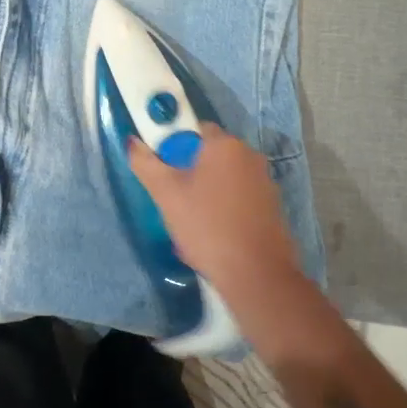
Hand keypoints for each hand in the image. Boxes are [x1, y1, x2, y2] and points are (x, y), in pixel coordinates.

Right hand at [127, 123, 297, 294]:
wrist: (257, 276)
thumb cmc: (207, 226)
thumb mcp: (165, 193)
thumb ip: (145, 163)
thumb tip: (133, 141)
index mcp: (225, 144)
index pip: (193, 130)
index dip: (174, 147)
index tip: (165, 172)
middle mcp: (250, 156)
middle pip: (209, 156)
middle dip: (189, 174)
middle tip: (173, 200)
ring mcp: (265, 183)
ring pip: (223, 180)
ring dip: (206, 194)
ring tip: (192, 224)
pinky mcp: (273, 209)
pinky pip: (239, 200)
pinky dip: (224, 211)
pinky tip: (213, 237)